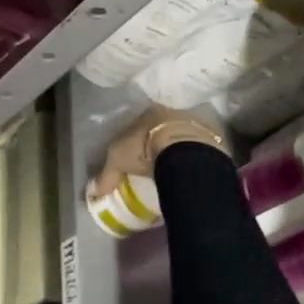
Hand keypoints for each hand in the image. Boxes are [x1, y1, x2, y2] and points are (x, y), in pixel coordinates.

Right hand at [87, 104, 224, 199]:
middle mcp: (171, 111)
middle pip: (162, 126)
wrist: (184, 149)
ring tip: (174, 166)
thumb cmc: (145, 147)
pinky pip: (200, 146)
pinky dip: (195, 155)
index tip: (134, 153)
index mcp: (147, 111)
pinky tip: (191, 168)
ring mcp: (192, 122)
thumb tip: (92, 193)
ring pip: (181, 133)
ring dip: (178, 146)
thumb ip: (106, 174)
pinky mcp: (211, 136)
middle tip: (154, 159)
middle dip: (158, 140)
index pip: (138, 122)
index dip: (135, 137)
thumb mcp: (117, 159)